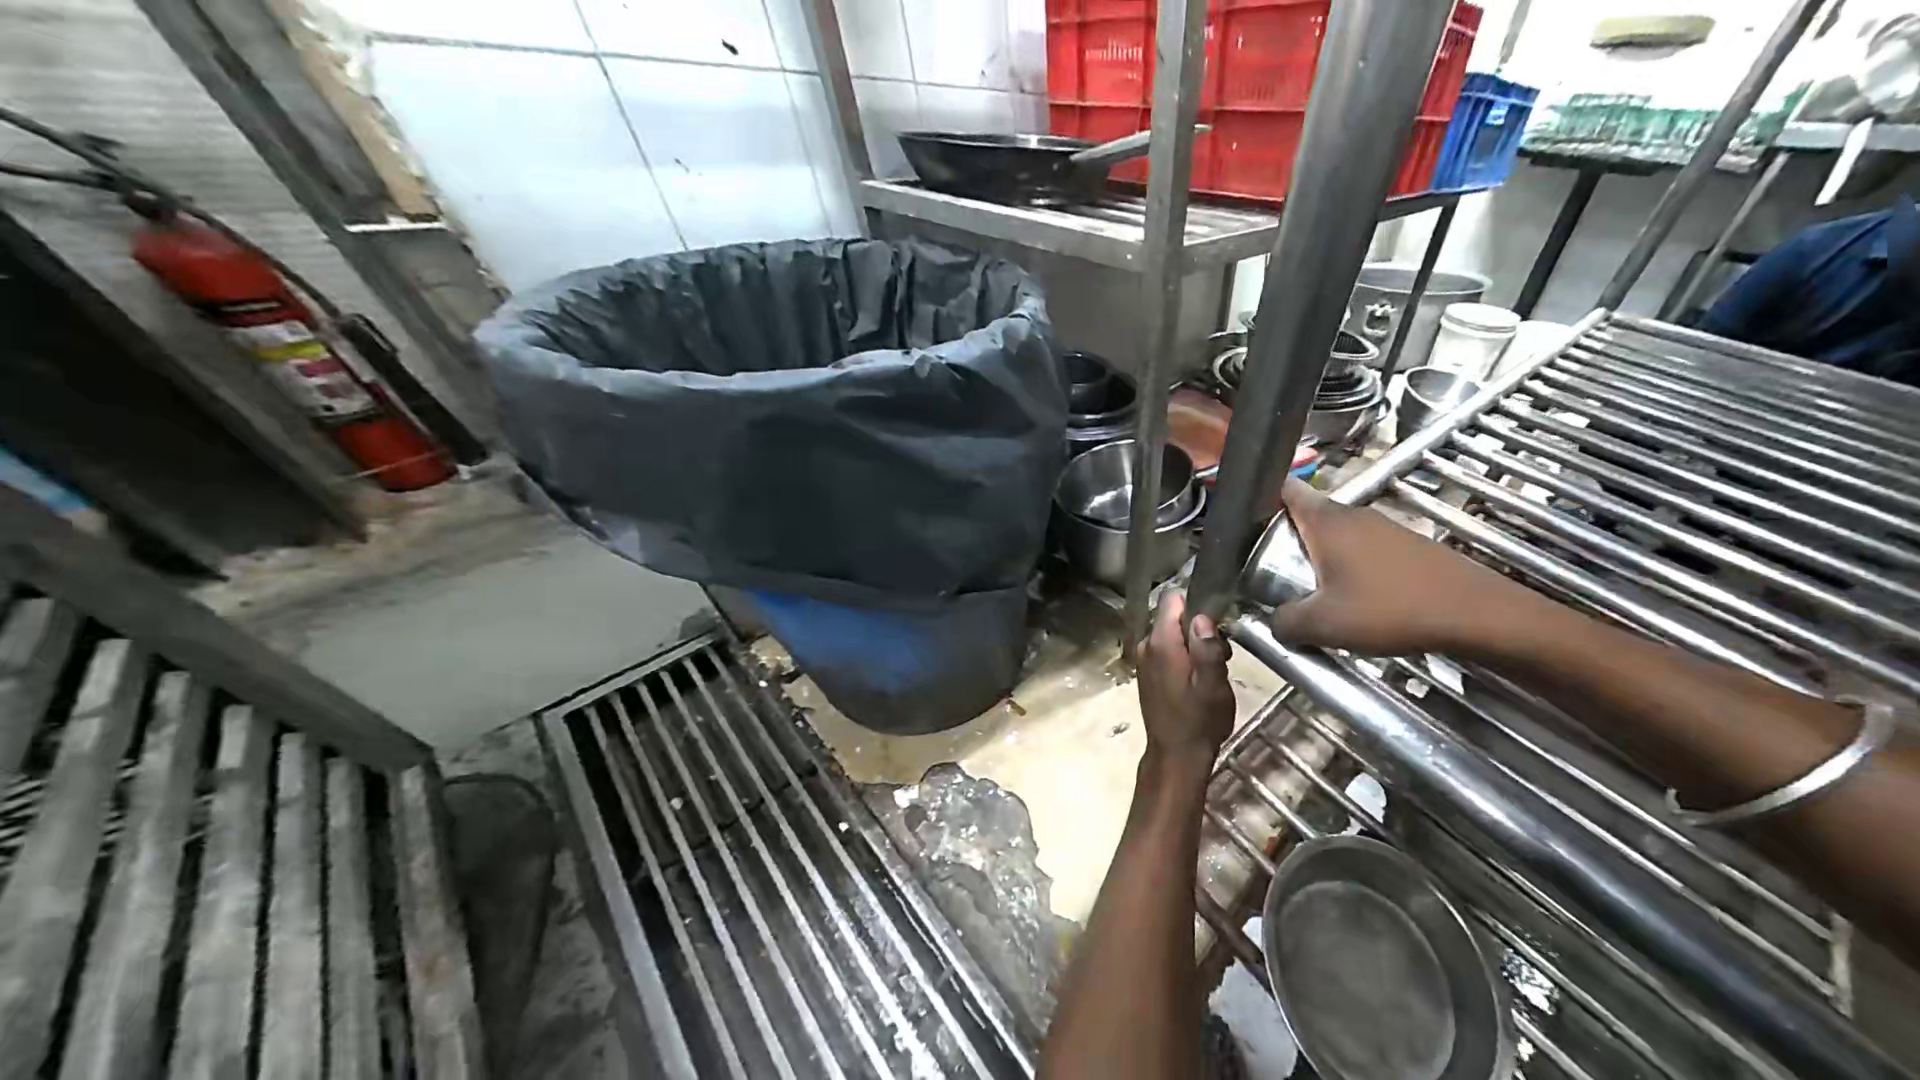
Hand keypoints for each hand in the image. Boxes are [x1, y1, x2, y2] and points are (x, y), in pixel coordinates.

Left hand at [1137, 590, 1235, 768]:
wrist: (1175, 754)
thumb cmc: (1198, 719)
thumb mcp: (1213, 684)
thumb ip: (1207, 648)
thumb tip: (1201, 618)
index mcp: (1161, 641)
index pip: (1172, 598)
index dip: (1196, 601)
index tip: (1217, 618)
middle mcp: (1146, 644)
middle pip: (1173, 617)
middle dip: (1198, 628)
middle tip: (1221, 654)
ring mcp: (1143, 659)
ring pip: (1171, 635)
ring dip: (1192, 645)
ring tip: (1212, 671)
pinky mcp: (1147, 672)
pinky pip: (1166, 651)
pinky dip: (1182, 657)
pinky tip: (1197, 679)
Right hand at [1269, 477, 1523, 655]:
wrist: (1478, 616)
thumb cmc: (1391, 609)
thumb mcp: (1323, 624)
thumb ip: (1283, 622)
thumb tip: (1273, 622)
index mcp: (1326, 521)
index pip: (1284, 489)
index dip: (1260, 499)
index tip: (1245, 523)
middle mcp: (1353, 515)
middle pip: (1307, 516)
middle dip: (1285, 540)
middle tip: (1270, 571)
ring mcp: (1384, 529)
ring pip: (1335, 536)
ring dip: (1318, 558)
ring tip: (1311, 593)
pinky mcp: (1407, 547)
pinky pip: (1361, 550)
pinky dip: (1348, 568)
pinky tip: (1354, 601)